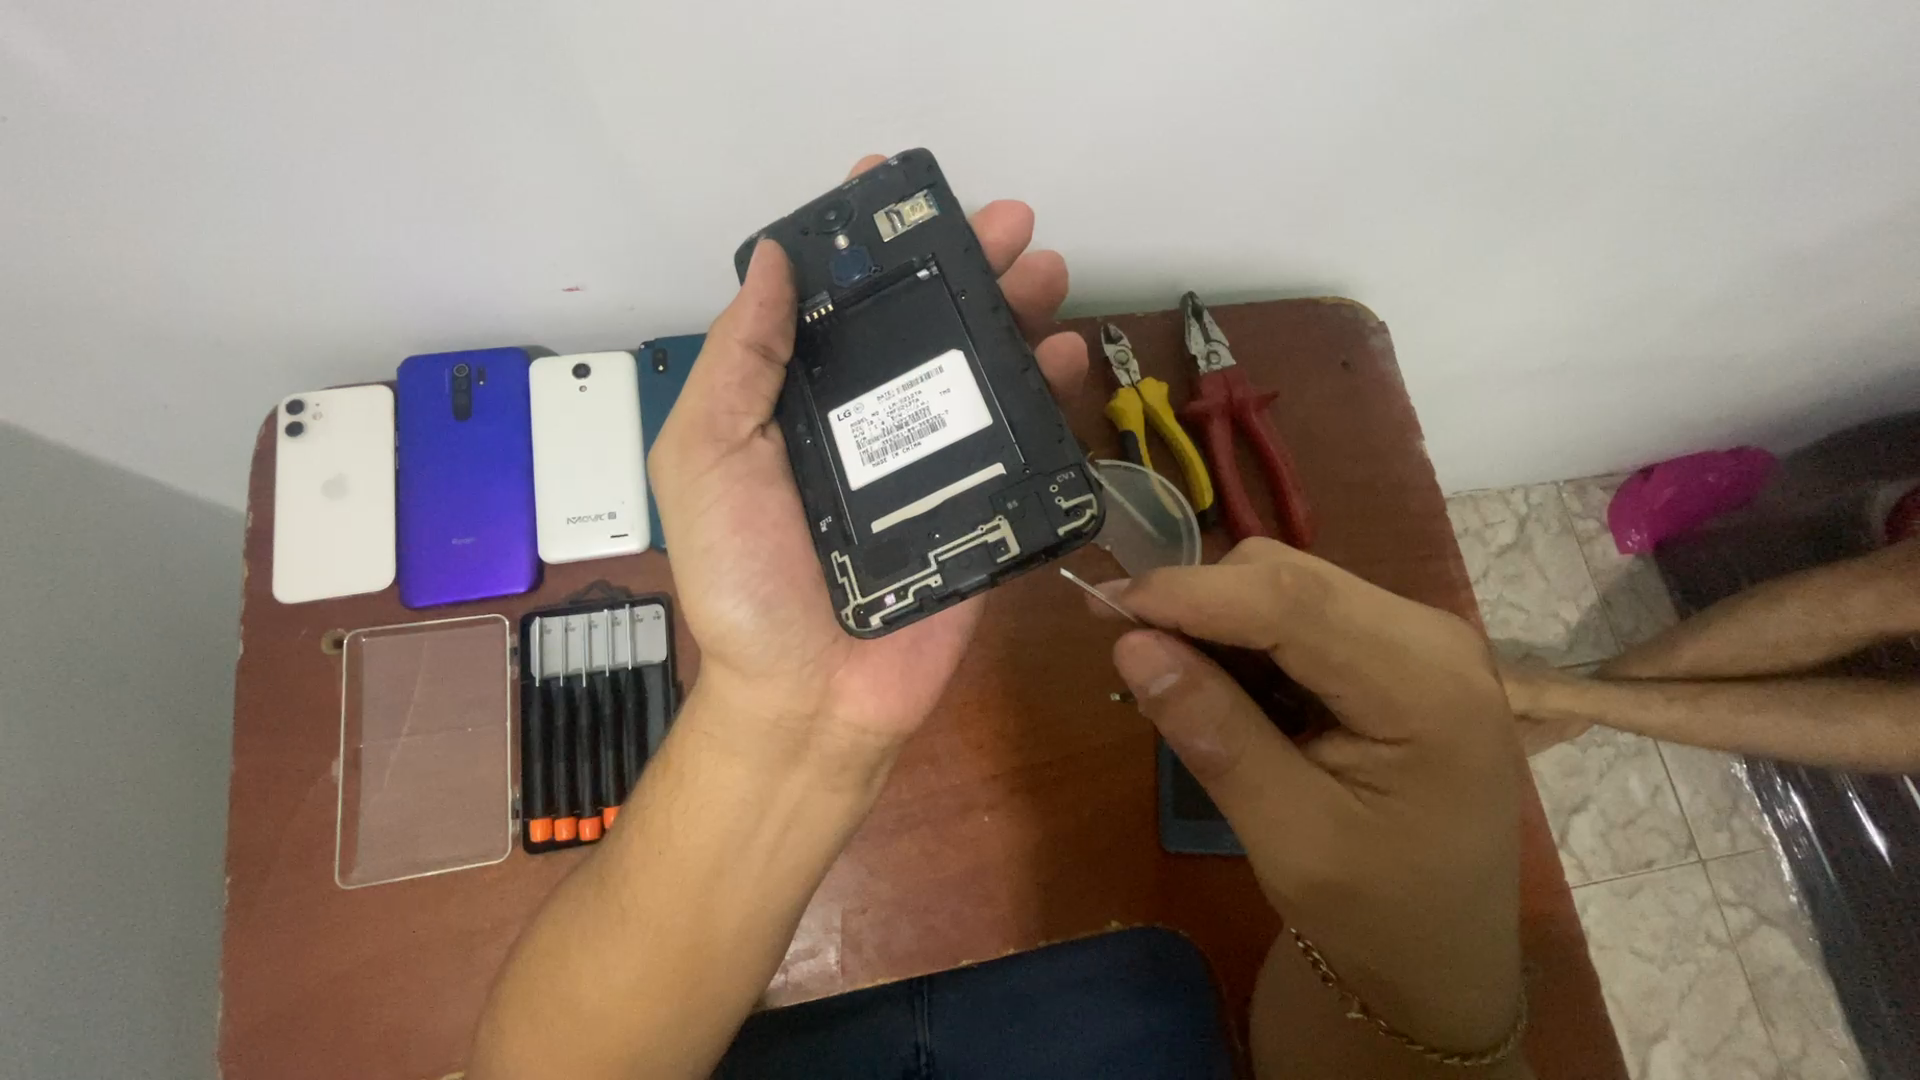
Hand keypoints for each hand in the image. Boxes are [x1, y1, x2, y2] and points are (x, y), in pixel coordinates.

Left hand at [650, 154, 1088, 764]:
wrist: (812, 694)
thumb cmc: (746, 579)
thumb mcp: (706, 458)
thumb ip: (737, 362)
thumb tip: (769, 259)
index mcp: (799, 405)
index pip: (834, 306)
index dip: (862, 246)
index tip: (892, 191)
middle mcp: (866, 423)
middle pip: (920, 328)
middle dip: (964, 268)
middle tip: (1011, 226)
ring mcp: (927, 466)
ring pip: (977, 374)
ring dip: (1015, 315)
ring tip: (1049, 276)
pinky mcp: (978, 509)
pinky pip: (1019, 445)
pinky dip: (1046, 397)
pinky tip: (1064, 359)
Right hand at [1103, 539, 1524, 1054]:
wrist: (1444, 953)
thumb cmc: (1376, 912)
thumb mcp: (1287, 837)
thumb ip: (1214, 734)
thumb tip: (1131, 646)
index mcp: (1427, 689)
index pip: (1290, 601)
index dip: (1190, 593)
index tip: (1104, 607)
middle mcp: (1431, 637)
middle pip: (1287, 576)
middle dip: (1198, 603)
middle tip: (1134, 653)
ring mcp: (1417, 636)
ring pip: (1286, 582)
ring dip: (1217, 619)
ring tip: (1187, 686)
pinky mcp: (1394, 645)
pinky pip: (1298, 607)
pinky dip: (1244, 635)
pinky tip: (1233, 690)